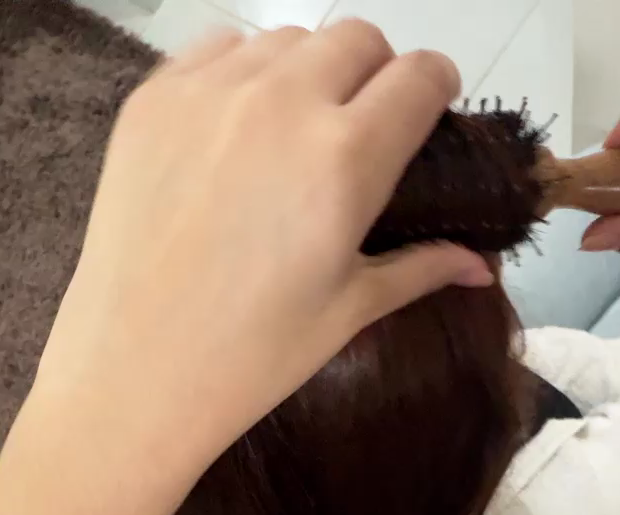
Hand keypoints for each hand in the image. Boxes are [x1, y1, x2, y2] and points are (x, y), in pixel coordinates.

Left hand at [39, 22, 491, 456]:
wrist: (137, 370)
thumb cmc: (256, 356)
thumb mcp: (348, 310)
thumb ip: (421, 268)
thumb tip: (482, 266)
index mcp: (346, 159)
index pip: (419, 78)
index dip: (437, 87)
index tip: (431, 111)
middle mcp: (283, 102)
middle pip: (357, 39)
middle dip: (378, 74)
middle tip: (364, 130)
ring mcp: (210, 91)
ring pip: (287, 40)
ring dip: (311, 72)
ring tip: (297, 135)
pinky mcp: (153, 97)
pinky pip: (218, 49)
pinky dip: (245, 73)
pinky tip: (239, 132)